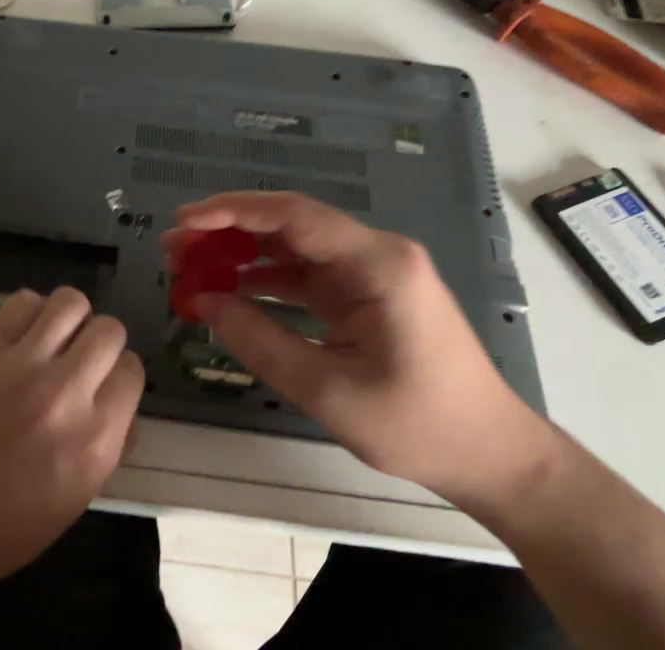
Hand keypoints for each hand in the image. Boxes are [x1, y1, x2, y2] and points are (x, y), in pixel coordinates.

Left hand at [0, 287, 144, 594]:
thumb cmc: (16, 523)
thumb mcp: (84, 493)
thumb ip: (113, 440)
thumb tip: (121, 400)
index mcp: (95, 439)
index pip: (133, 371)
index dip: (122, 376)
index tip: (106, 386)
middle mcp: (64, 395)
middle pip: (109, 331)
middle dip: (103, 344)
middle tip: (83, 363)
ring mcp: (21, 368)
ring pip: (71, 303)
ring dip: (73, 319)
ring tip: (58, 342)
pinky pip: (23, 302)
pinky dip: (32, 312)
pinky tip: (27, 338)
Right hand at [165, 192, 558, 505]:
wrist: (490, 454)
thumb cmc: (419, 425)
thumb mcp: (329, 391)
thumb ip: (260, 341)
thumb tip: (205, 302)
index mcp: (378, 264)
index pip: (295, 216)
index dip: (234, 211)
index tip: (185, 222)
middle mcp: (376, 254)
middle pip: (291, 225)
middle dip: (229, 232)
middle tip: (174, 249)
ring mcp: (373, 274)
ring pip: (295, 248)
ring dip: (243, 255)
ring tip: (190, 267)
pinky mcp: (367, 296)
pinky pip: (307, 275)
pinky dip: (266, 280)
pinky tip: (229, 290)